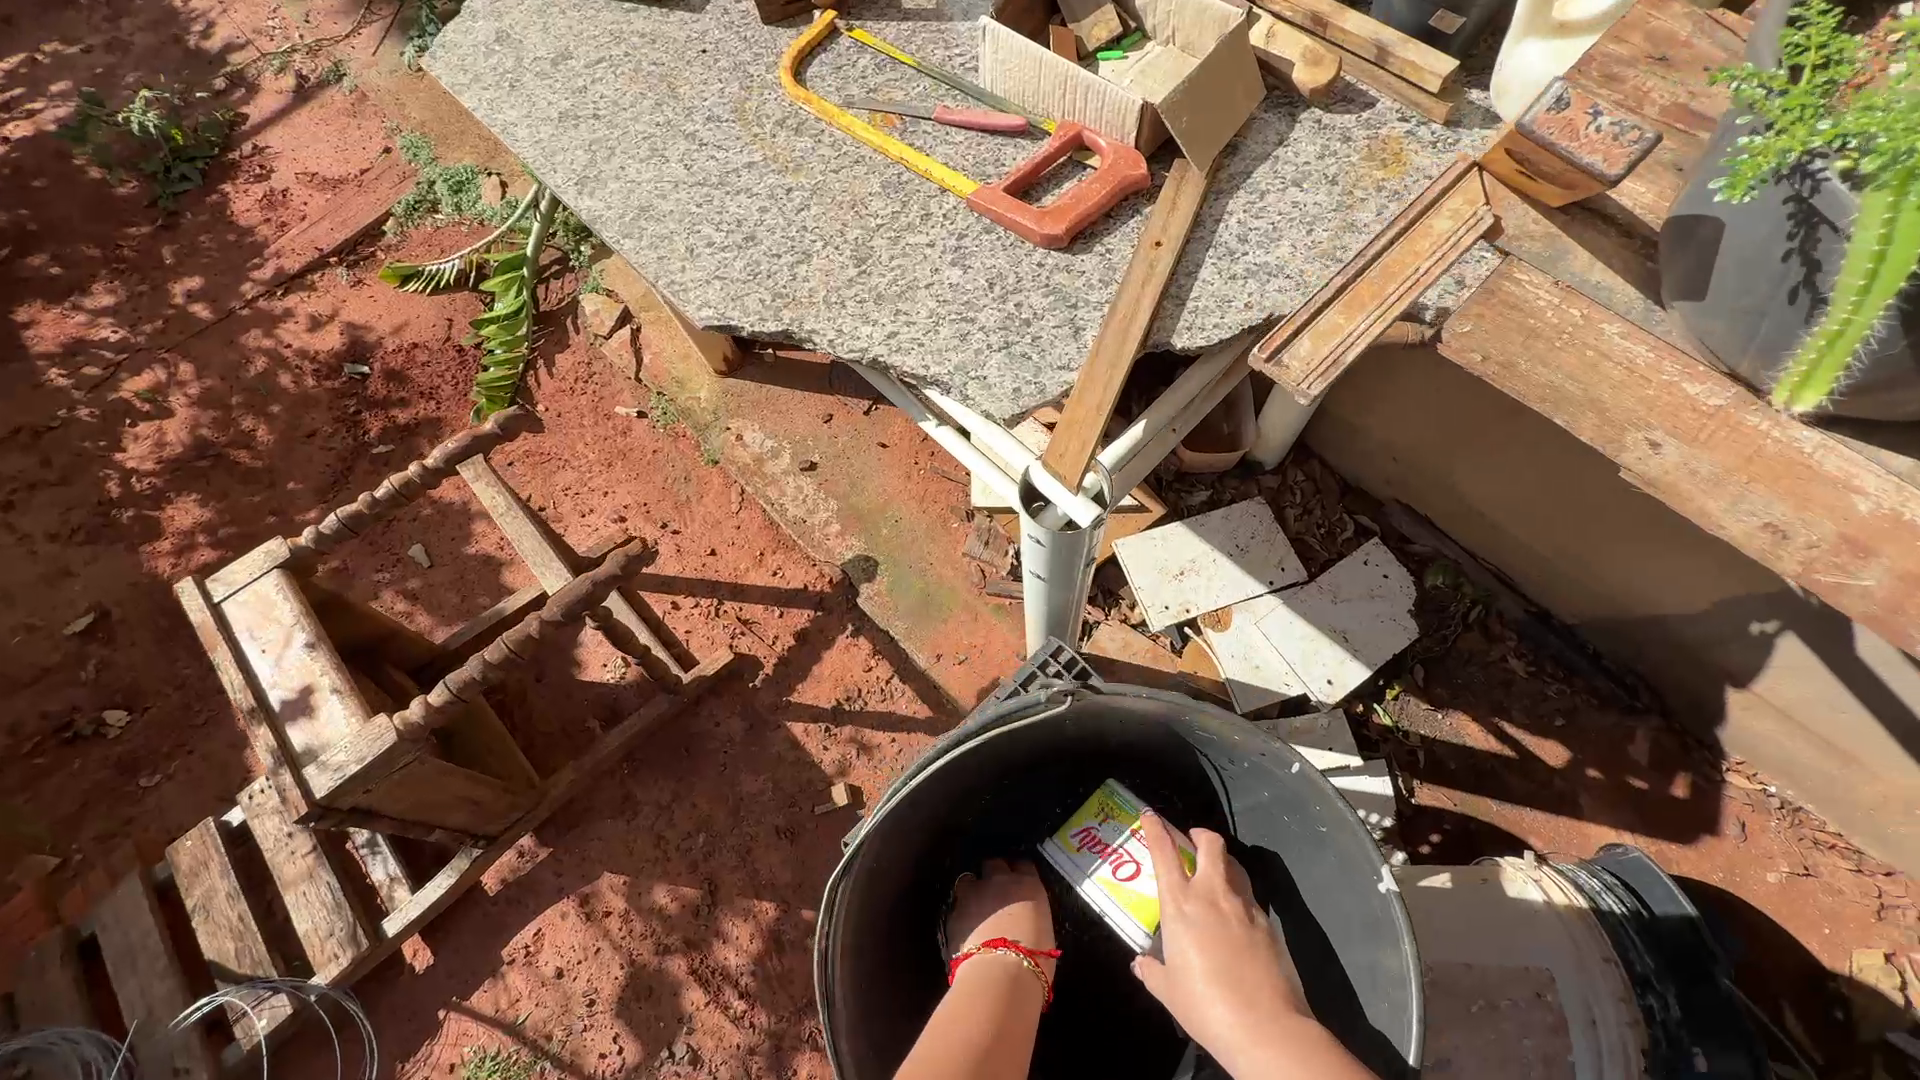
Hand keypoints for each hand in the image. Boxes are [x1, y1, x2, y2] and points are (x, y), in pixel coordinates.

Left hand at [947, 859, 1055, 974]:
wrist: (1000, 975)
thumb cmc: (1035, 960)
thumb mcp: (1043, 933)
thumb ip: (1031, 917)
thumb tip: (1025, 921)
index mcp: (1028, 885)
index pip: (1024, 865)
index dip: (1020, 872)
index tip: (1019, 880)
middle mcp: (1000, 881)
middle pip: (994, 863)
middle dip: (993, 873)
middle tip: (995, 891)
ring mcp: (974, 893)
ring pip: (968, 879)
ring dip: (972, 890)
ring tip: (974, 908)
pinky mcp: (954, 911)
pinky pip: (956, 905)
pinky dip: (960, 913)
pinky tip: (964, 927)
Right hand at [1132, 813, 1319, 1075]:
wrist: (1267, 1027)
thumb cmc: (1206, 1006)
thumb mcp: (1169, 991)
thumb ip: (1152, 971)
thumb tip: (1140, 963)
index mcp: (1181, 904)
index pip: (1165, 852)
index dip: (1155, 829)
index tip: (1149, 816)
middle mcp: (1213, 894)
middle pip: (1210, 844)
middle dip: (1199, 834)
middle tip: (1190, 838)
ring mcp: (1245, 906)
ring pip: (1235, 865)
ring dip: (1222, 860)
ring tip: (1214, 870)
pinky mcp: (1269, 923)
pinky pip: (1251, 895)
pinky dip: (1240, 892)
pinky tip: (1236, 912)